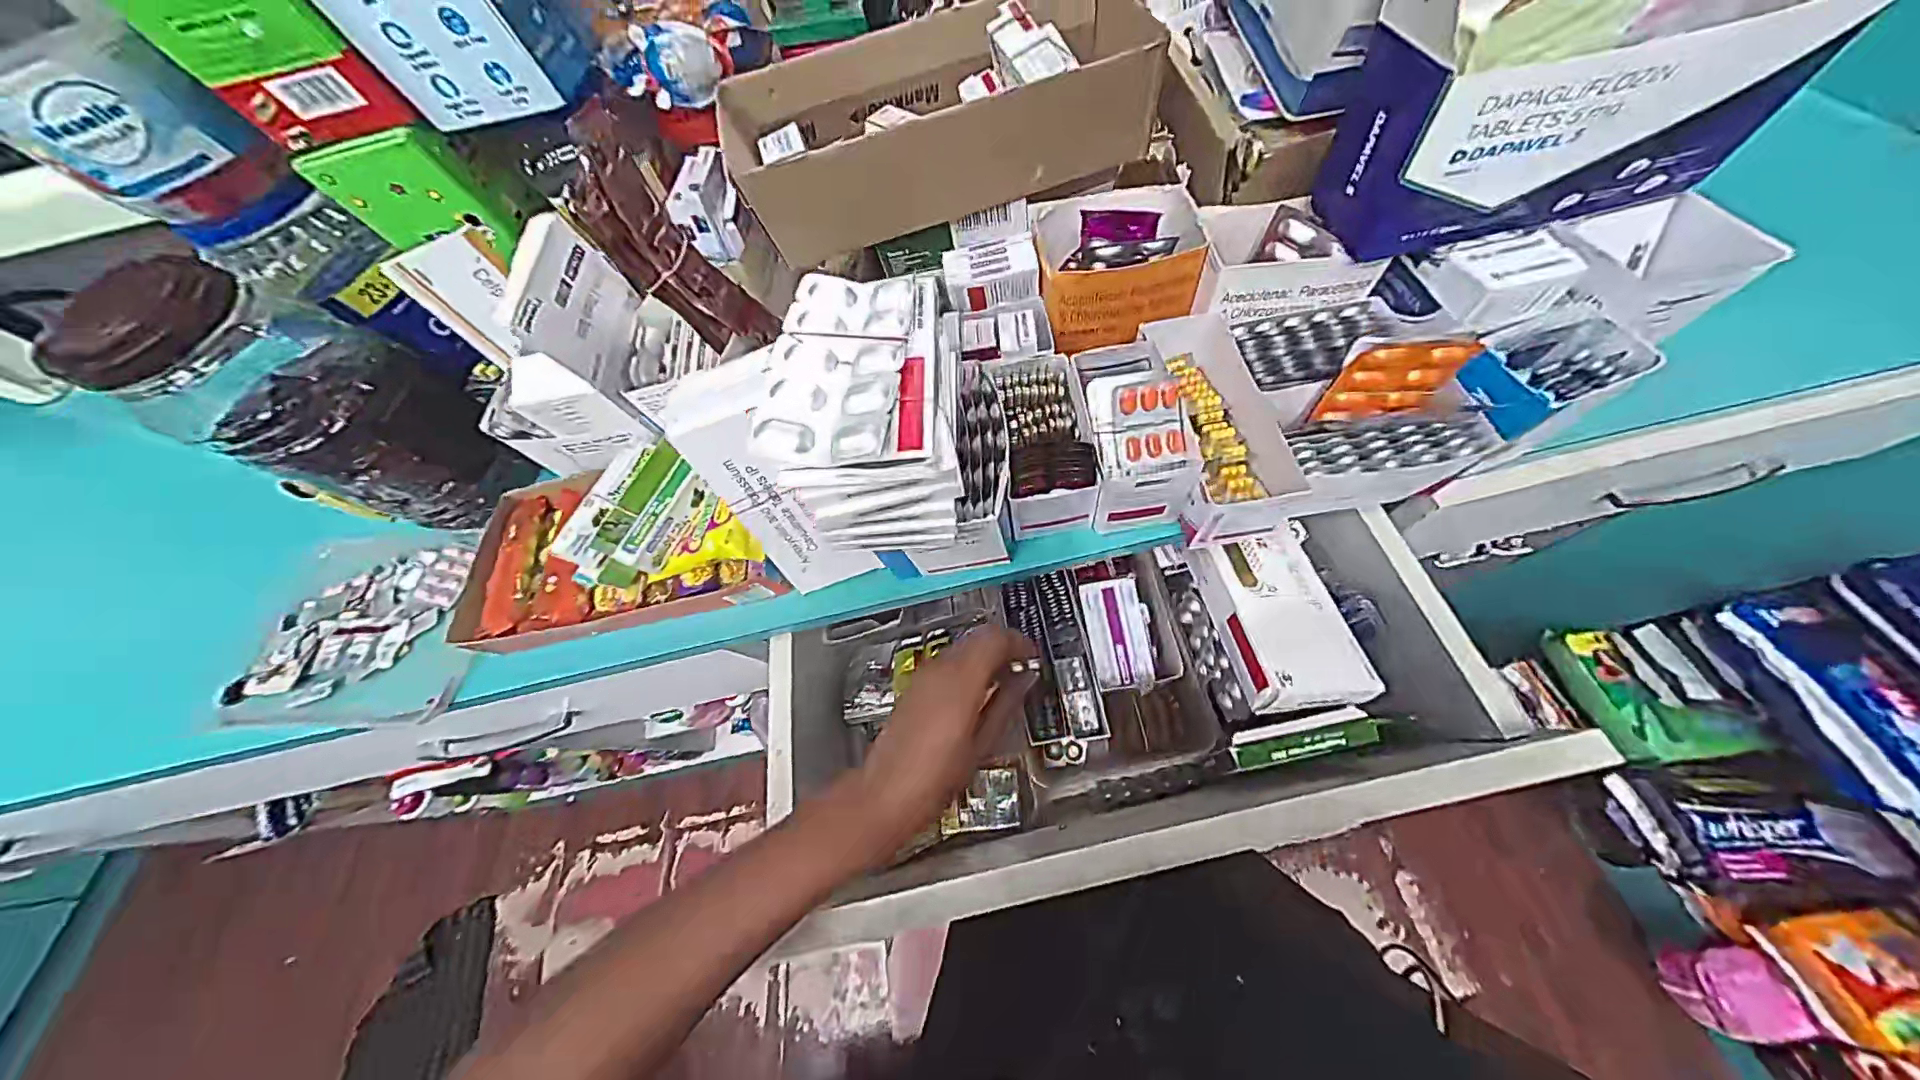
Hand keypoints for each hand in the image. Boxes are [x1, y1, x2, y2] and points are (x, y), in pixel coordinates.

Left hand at [836, 625, 1038, 864]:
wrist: (886, 794)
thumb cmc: (934, 777)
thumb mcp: (983, 743)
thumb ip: (1007, 704)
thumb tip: (1022, 681)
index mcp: (961, 679)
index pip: (995, 638)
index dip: (1019, 643)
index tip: (1031, 656)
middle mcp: (938, 670)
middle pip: (977, 638)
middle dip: (1003, 648)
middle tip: (1021, 666)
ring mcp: (922, 677)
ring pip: (961, 649)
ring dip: (984, 658)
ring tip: (1003, 682)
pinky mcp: (913, 689)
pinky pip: (946, 664)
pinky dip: (966, 669)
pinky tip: (976, 693)